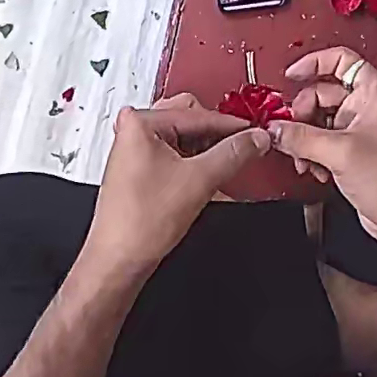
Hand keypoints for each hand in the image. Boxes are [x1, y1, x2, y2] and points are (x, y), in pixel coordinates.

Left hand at [85, 93, 270, 276]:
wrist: (119, 261)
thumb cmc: (139, 223)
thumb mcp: (200, 180)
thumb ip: (234, 153)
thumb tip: (255, 138)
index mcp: (142, 123)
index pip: (200, 115)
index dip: (233, 126)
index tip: (256, 134)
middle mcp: (134, 130)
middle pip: (192, 120)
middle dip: (219, 135)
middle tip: (245, 145)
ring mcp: (136, 149)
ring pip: (186, 137)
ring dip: (209, 149)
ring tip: (231, 161)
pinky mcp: (141, 168)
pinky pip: (177, 153)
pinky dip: (197, 161)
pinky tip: (213, 174)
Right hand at [268, 48, 376, 246]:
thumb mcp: (341, 153)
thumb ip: (302, 137)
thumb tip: (276, 128)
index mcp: (374, 93)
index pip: (341, 60)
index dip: (314, 63)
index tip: (291, 76)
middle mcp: (367, 106)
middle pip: (322, 93)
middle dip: (302, 114)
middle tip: (291, 133)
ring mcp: (359, 128)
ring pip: (319, 119)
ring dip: (305, 137)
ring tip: (302, 158)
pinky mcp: (352, 149)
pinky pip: (322, 140)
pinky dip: (312, 151)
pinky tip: (313, 169)